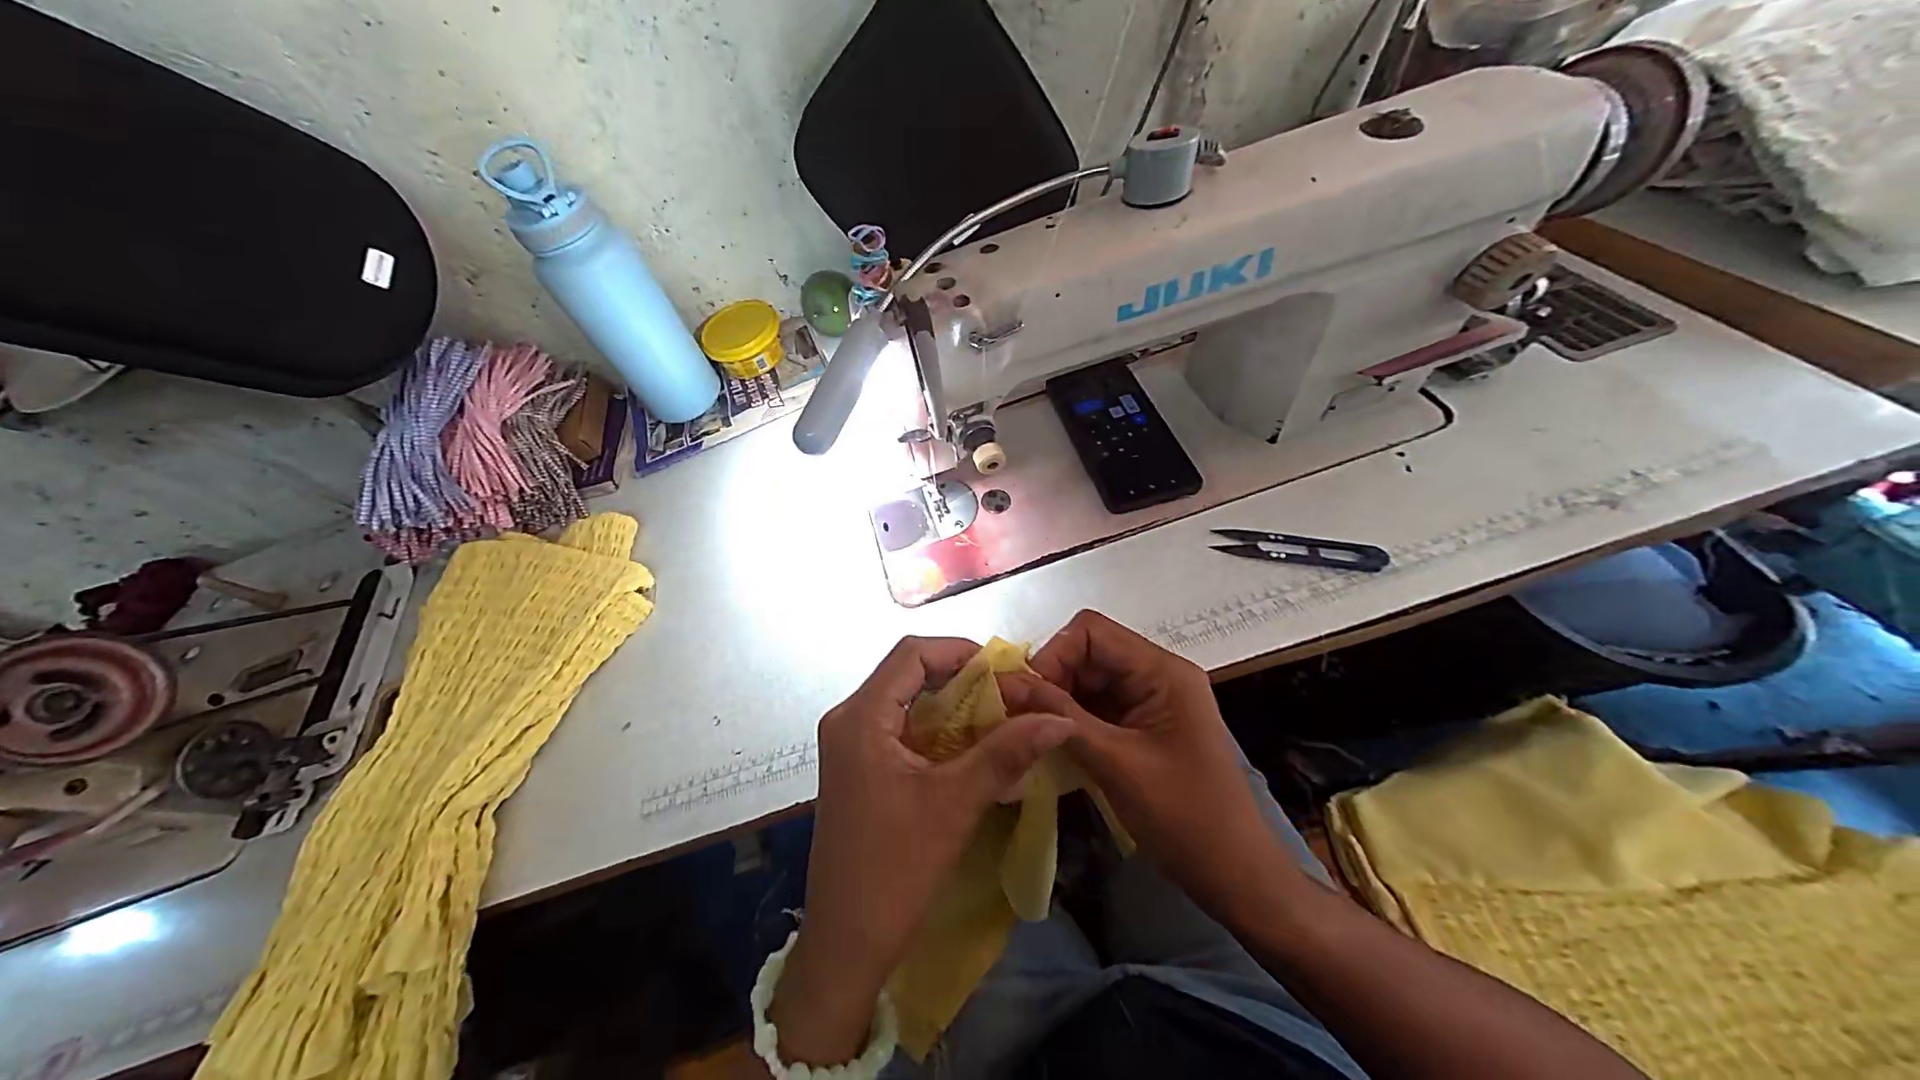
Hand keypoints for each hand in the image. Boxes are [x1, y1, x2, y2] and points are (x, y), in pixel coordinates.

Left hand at [770, 636, 1073, 1065]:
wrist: (847, 942)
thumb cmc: (896, 868)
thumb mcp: (955, 803)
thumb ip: (1007, 752)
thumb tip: (1060, 718)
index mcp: (860, 717)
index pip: (911, 654)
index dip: (960, 651)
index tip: (1005, 669)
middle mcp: (849, 720)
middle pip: (908, 673)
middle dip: (961, 676)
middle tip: (1010, 692)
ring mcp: (850, 746)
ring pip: (907, 701)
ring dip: (952, 703)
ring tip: (999, 716)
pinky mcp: (859, 769)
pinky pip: (900, 729)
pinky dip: (937, 728)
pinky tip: (971, 746)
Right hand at [998, 611, 1309, 923]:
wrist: (1236, 875)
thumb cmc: (1185, 817)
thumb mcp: (1115, 764)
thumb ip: (1059, 718)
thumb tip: (1005, 683)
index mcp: (1162, 672)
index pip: (1091, 631)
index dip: (1053, 655)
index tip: (1024, 696)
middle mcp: (1157, 675)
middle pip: (1088, 654)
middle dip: (1051, 680)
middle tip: (1019, 720)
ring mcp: (1151, 701)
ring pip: (1088, 682)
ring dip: (1057, 703)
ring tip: (1029, 734)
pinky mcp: (1143, 727)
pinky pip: (1097, 709)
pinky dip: (1071, 722)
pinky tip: (1050, 746)